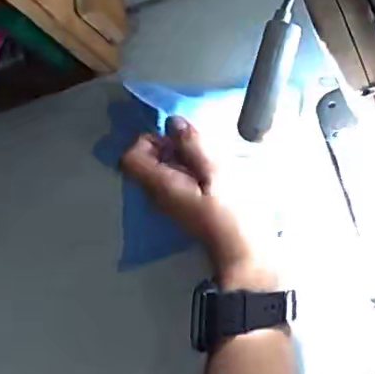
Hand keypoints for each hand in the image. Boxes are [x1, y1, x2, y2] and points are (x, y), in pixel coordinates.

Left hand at [120, 116, 273, 288]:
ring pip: (162, 171)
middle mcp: (157, 194)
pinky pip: (176, 181)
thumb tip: (174, 122)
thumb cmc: (232, 213)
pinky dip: (190, 171)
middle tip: (200, 147)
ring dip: (182, 158)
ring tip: (211, 160)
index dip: (149, 141)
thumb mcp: (217, 175)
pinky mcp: (185, 207)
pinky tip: (215, 175)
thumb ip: (194, 148)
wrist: (244, 251)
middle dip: (168, 147)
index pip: (130, 157)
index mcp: (160, 185)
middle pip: (145, 162)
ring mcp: (170, 203)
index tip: (178, 139)